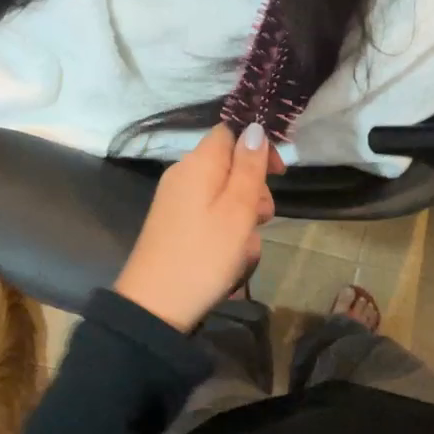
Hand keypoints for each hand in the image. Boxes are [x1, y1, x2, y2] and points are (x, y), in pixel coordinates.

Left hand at [114, 124, 280, 330]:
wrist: (155, 305)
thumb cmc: (204, 254)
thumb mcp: (237, 210)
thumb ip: (249, 167)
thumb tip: (255, 128)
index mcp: (198, 163)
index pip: (230, 132)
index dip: (257, 146)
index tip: (278, 174)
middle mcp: (183, 174)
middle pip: (229, 165)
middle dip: (253, 190)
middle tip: (262, 219)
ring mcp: (176, 200)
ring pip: (223, 194)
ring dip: (243, 216)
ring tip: (246, 248)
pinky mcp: (175, 223)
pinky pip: (210, 215)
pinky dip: (226, 231)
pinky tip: (231, 257)